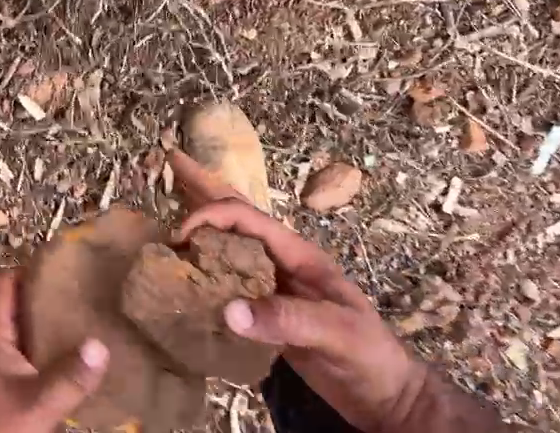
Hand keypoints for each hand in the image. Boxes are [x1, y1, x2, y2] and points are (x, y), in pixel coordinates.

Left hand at [0, 270, 108, 432]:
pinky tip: (74, 366)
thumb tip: (101, 344)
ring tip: (84, 322)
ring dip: (49, 329)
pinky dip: (50, 357)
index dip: (27, 268)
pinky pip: (30, 363)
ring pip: (25, 338)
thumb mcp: (36, 403)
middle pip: (17, 309)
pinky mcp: (7, 393)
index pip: (4, 286)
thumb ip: (67, 376)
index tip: (59, 262)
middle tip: (81, 291)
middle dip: (46, 298)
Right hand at [169, 151, 431, 432]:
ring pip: (229, 244)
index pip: (244, 216)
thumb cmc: (369, 357)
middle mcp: (280, 260)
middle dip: (203, 185)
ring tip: (171, 206)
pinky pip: (229, 281)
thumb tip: (227, 310)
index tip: (180, 238)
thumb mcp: (335, 334)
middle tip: (171, 160)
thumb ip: (284, 319)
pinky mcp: (267, 312)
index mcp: (297, 252)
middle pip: (235, 214)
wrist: (388, 399)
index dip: (209, 216)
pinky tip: (187, 273)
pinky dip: (205, 269)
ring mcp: (273, 285)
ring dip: (200, 223)